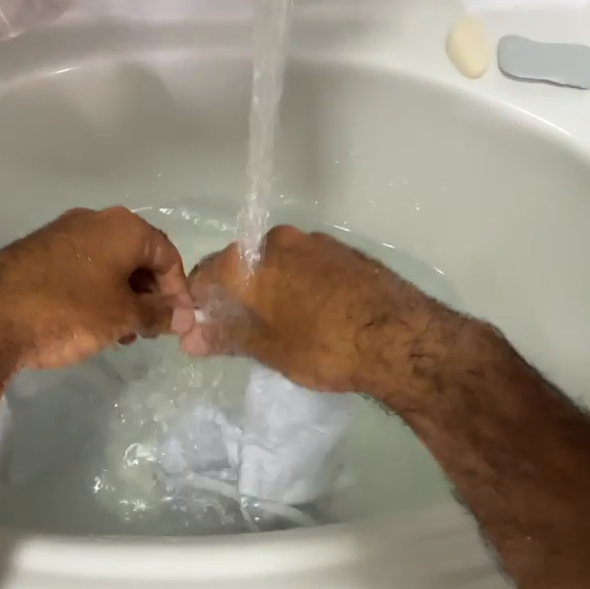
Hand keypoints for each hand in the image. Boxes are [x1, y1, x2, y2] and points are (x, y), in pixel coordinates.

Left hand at [0, 207, 193, 370]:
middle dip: (148, 294)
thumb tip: (184, 317)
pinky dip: (93, 293)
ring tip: (118, 333)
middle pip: (137, 256)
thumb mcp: (122, 317)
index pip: (167, 254)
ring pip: (107, 264)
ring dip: (121, 296)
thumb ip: (158, 314)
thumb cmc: (69, 311)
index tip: (177, 323)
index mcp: (122, 227)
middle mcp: (94, 220)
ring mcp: (61, 233)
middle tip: (147, 330)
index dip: (177, 290)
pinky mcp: (36, 251)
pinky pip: (80, 269)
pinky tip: (86, 323)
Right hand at [180, 226, 457, 394]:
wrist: (399, 337)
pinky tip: (314, 315)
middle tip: (241, 332)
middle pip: (240, 267)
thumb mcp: (267, 348)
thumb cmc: (322, 345)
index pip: (204, 276)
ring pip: (276, 264)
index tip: (202, 331)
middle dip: (235, 296)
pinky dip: (299, 285)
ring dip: (269, 289)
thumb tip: (190, 339)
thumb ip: (225, 337)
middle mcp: (276, 240)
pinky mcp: (344, 251)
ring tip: (281, 326)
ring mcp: (314, 242)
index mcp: (248, 260)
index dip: (198, 305)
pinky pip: (306, 266)